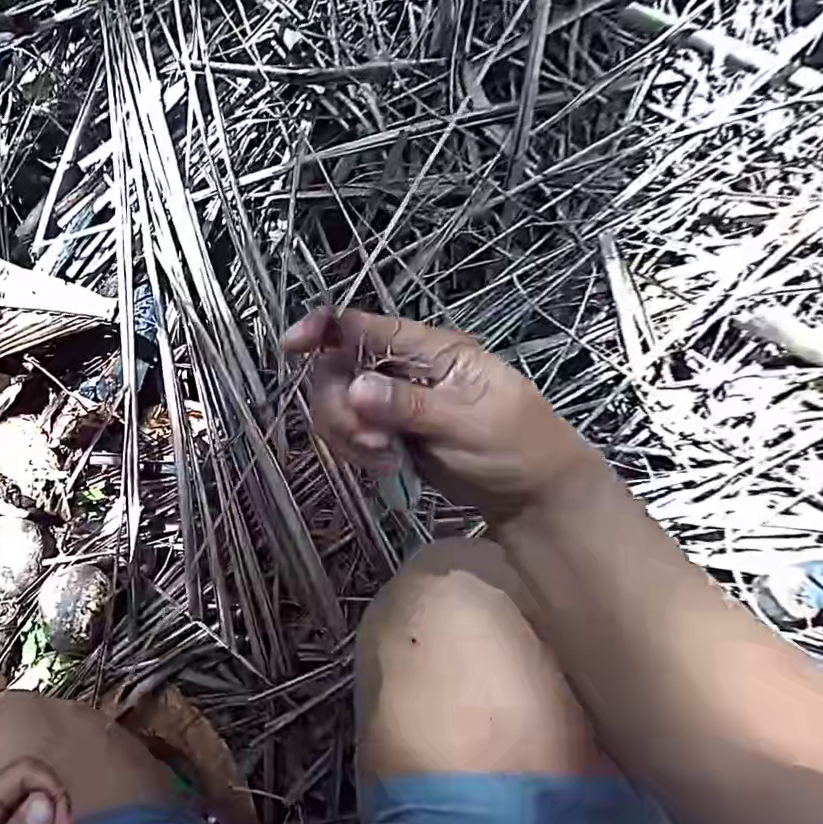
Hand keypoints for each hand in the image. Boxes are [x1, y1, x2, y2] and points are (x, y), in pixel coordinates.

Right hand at [281, 308, 602, 517]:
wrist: (531, 497)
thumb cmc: (518, 447)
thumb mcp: (468, 423)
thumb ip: (408, 405)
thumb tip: (355, 387)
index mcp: (430, 350)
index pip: (364, 326)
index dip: (322, 329)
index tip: (291, 346)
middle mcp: (402, 370)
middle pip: (337, 372)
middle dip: (341, 409)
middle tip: (371, 443)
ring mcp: (389, 402)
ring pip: (336, 406)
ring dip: (348, 436)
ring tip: (385, 459)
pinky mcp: (383, 432)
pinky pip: (346, 434)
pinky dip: (355, 452)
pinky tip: (385, 467)